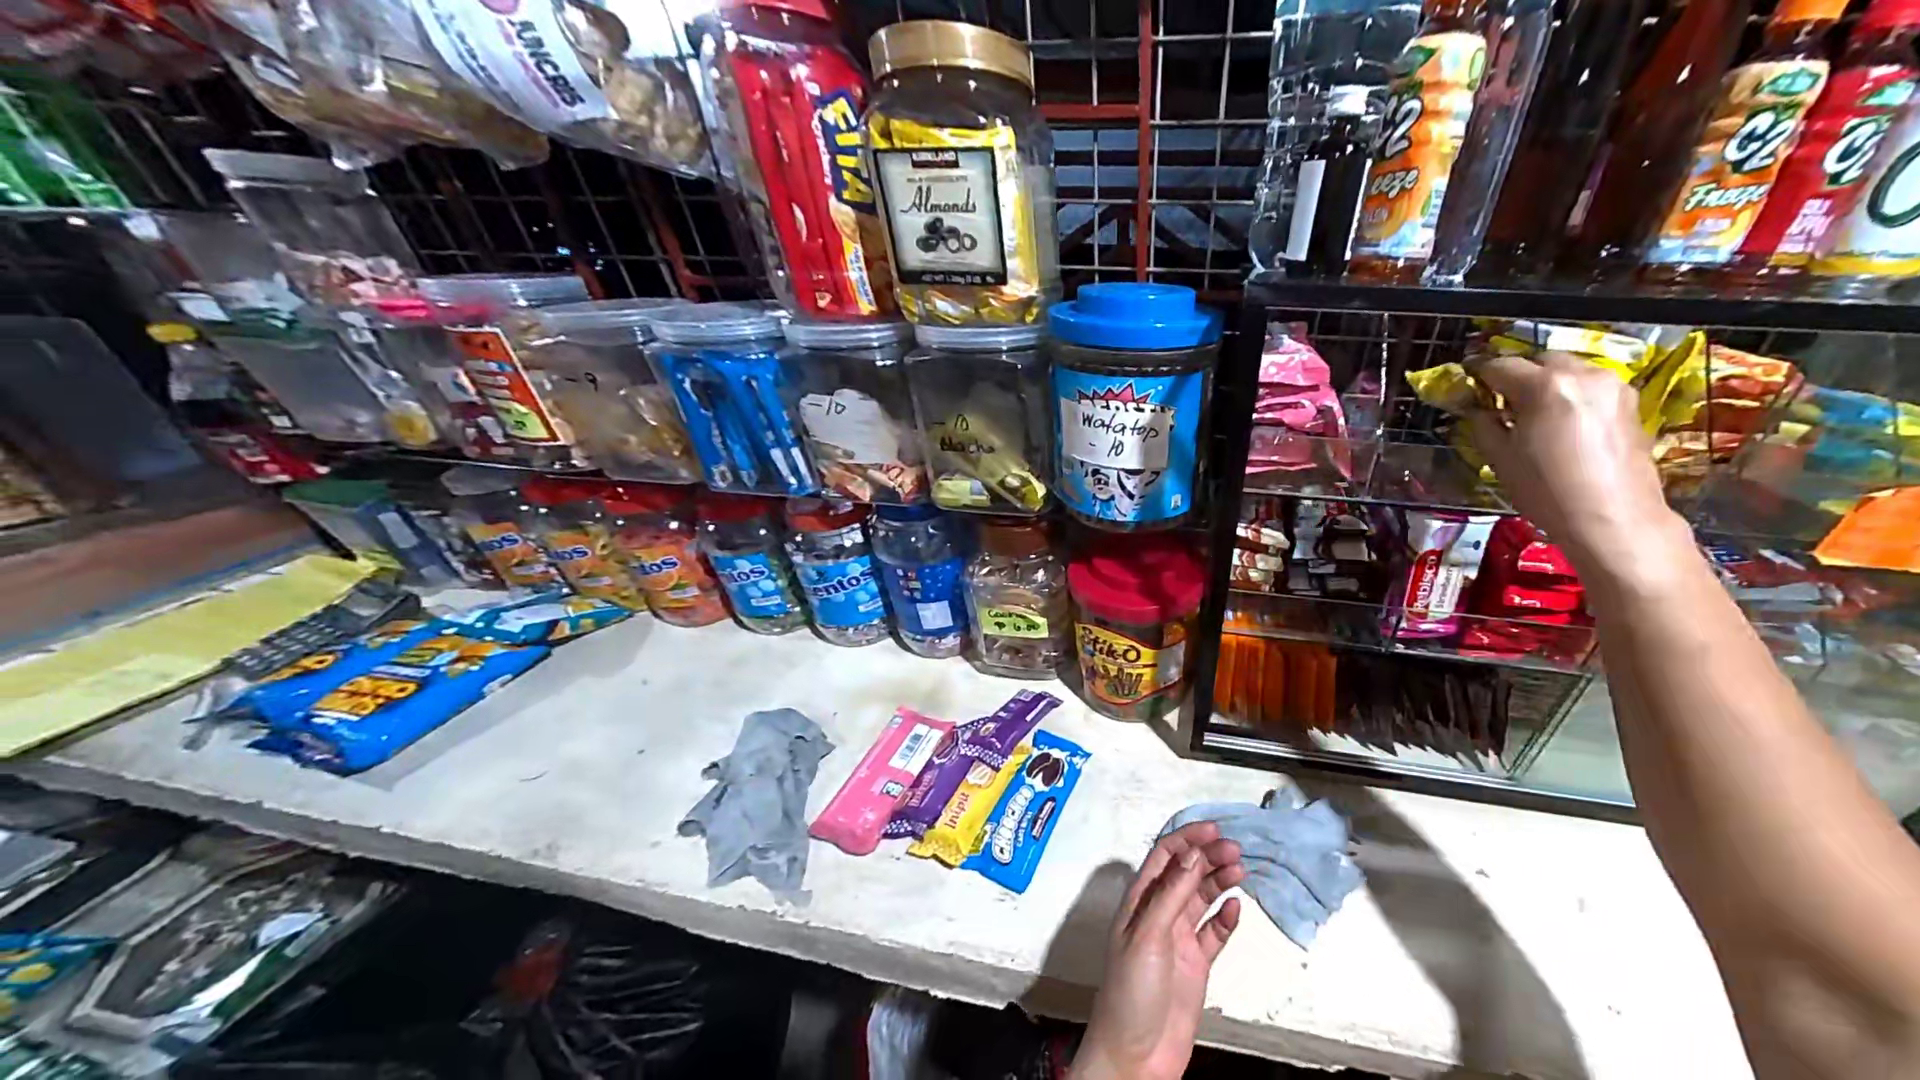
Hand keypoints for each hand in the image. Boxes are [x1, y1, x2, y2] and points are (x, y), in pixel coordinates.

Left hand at [1073, 822, 1245, 1079]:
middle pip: (1186, 873)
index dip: (1186, 839)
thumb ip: (1170, 895)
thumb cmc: (1131, 991)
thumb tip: (1190, 855)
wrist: (1136, 1053)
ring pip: (1202, 898)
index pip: (1163, 857)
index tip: (1213, 829)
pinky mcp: (1195, 964)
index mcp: (1140, 901)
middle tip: (1235, 849)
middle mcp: (1159, 913)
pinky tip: (1237, 908)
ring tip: (1241, 869)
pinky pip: (1213, 933)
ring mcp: (1178, 938)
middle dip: (1208, 856)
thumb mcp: (1147, 936)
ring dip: (1219, 881)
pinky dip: (1225, 919)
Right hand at [1465, 350, 1680, 567]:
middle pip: (1540, 359)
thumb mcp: (1499, 456)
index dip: (1478, 373)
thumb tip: (1479, 407)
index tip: (1466, 383)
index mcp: (1545, 386)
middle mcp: (1583, 375)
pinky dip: (1569, 392)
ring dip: (1545, 381)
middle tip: (1498, 397)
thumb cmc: (1545, 489)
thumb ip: (1484, 422)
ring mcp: (1613, 385)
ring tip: (1529, 409)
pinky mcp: (1630, 401)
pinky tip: (1558, 419)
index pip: (1501, 365)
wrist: (1611, 517)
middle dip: (1516, 373)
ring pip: (1568, 369)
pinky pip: (1589, 384)